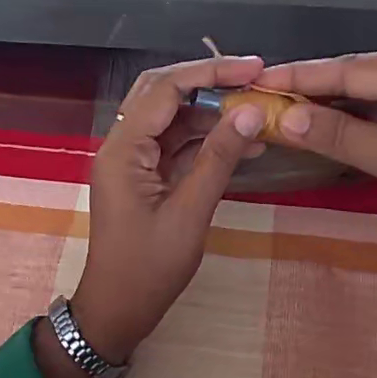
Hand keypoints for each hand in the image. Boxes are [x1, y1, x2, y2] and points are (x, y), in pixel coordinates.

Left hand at [34, 55, 267, 377]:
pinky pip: (174, 148)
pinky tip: (242, 145)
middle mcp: (122, 147)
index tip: (255, 68)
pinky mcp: (144, 179)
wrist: (118, 309)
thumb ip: (218, 159)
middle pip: (164, 95)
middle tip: (255, 82)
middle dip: (209, 84)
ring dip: (211, 115)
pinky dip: (205, 143)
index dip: (212, 72)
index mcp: (123, 150)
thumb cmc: (148, 269)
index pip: (166, 89)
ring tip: (258, 117)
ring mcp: (132, 163)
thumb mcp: (189, 214)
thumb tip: (250, 112)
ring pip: (172, 121)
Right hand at [258, 48, 376, 308]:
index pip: (358, 68)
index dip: (303, 76)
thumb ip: (344, 136)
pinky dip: (357, 131)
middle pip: (365, 80)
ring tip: (280, 116)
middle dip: (314, 93)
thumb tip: (285, 118)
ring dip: (332, 114)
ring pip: (375, 103)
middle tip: (261, 100)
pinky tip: (324, 134)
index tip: (258, 79)